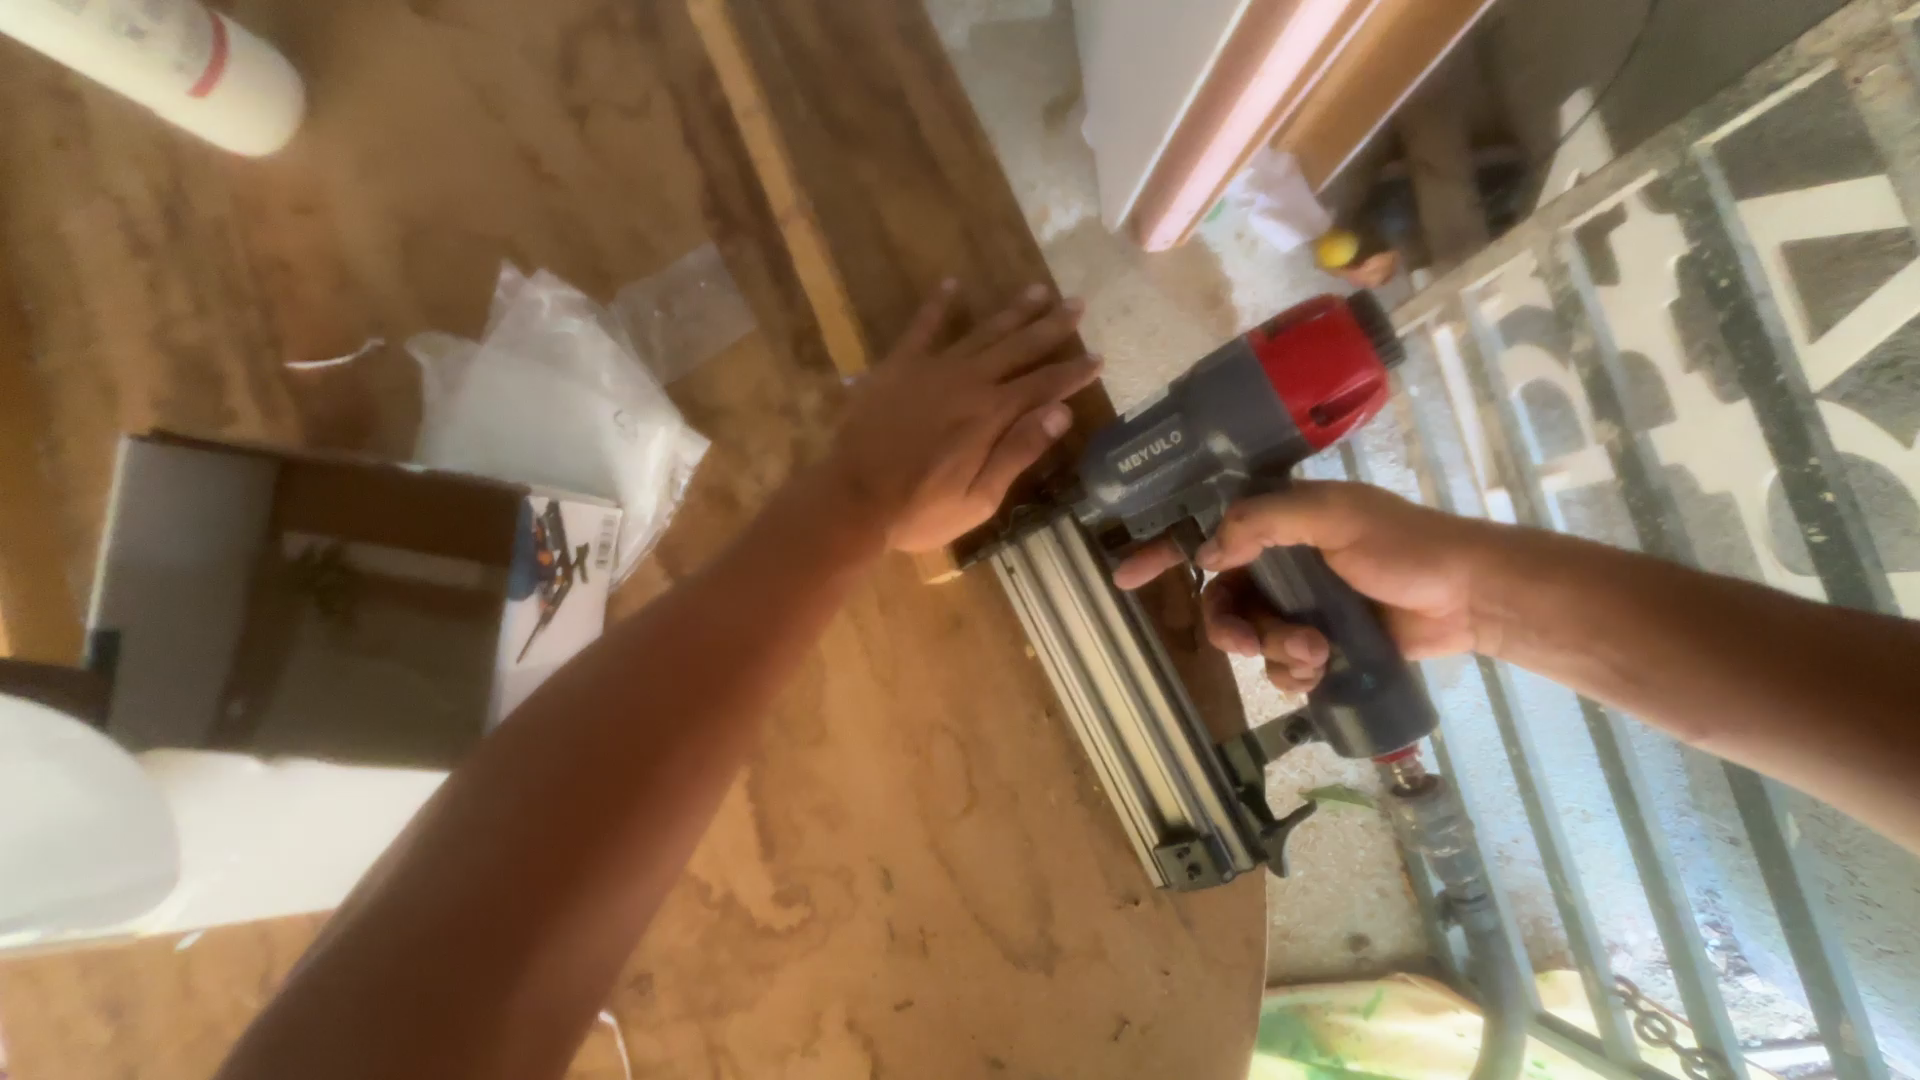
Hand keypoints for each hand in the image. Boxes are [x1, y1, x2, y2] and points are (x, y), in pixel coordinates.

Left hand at [823, 281, 1102, 552]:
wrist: (852, 499)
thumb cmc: (920, 510)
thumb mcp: (979, 498)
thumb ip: (1019, 451)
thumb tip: (1062, 412)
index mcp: (992, 415)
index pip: (1044, 385)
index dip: (1073, 371)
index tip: (1097, 356)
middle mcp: (969, 381)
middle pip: (1019, 347)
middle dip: (1051, 327)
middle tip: (1076, 303)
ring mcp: (932, 369)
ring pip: (982, 331)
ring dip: (1011, 311)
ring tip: (1037, 290)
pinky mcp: (898, 366)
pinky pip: (922, 328)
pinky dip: (938, 306)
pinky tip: (953, 284)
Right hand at [1111, 481, 1494, 693]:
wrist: (1470, 597)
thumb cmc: (1406, 546)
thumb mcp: (1335, 516)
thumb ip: (1266, 523)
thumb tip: (1206, 552)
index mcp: (1276, 525)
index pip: (1204, 532)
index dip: (1162, 552)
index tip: (1125, 575)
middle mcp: (1277, 565)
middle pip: (1221, 601)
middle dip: (1233, 628)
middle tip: (1255, 644)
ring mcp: (1298, 607)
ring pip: (1249, 639)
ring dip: (1274, 652)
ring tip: (1316, 653)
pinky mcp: (1320, 643)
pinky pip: (1280, 666)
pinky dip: (1293, 672)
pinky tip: (1321, 670)